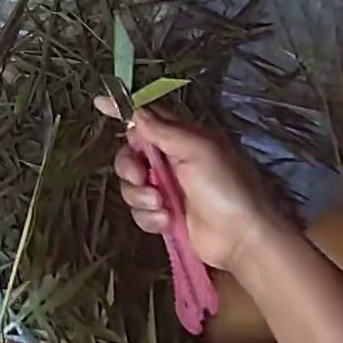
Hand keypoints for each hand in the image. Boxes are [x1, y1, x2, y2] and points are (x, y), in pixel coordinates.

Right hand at [95, 99, 290, 269]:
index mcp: (180, 138)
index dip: (122, 111)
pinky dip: (149, 216)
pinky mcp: (163, 215)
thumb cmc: (225, 186)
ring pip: (130, 185)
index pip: (146, 118)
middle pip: (129, 155)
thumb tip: (135, 111)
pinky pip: (139, 210)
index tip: (99, 104)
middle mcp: (169, 160)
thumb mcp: (197, 149)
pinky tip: (167, 220)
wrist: (243, 238)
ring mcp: (165, 189)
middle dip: (129, 166)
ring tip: (162, 205)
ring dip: (140, 196)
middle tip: (141, 177)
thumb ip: (162, 130)